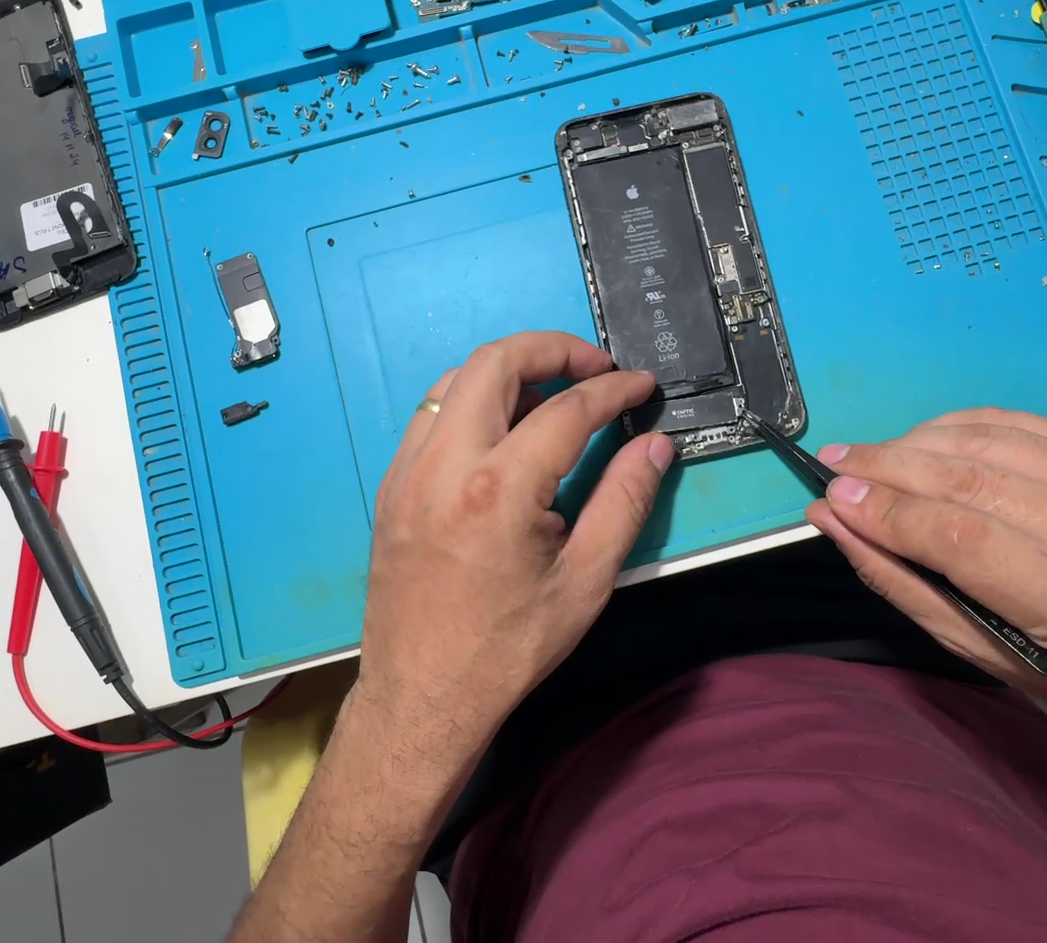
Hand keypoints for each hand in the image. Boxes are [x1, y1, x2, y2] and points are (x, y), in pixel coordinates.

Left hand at [355, 331, 674, 761]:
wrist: (421, 698)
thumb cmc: (509, 648)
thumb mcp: (585, 582)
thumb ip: (624, 502)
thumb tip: (654, 445)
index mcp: (497, 489)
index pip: (566, 408)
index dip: (613, 388)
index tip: (641, 384)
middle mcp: (443, 463)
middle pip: (496, 361)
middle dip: (553, 348)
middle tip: (595, 369)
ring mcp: (407, 470)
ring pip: (457, 379)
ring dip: (510, 371)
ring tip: (554, 398)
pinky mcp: (392, 485)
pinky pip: (433, 413)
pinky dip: (475, 399)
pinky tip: (505, 432)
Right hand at [804, 408, 1046, 722]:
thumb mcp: (967, 644)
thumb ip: (895, 577)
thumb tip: (829, 516)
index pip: (964, 538)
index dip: (890, 511)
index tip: (831, 494)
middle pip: (973, 481)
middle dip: (891, 466)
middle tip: (835, 461)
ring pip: (990, 443)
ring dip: (915, 442)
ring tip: (869, 455)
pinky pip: (1016, 424)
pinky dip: (954, 426)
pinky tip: (917, 440)